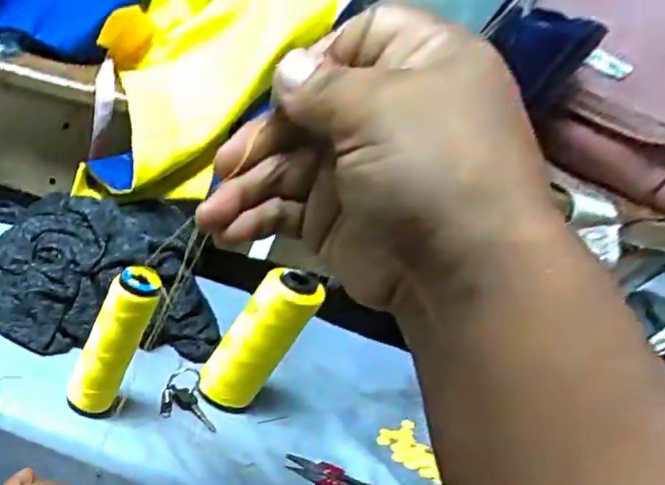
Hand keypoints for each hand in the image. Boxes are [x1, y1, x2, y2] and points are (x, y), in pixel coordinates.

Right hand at [195, 4, 565, 313]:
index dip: (315, 64)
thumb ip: (325, 88)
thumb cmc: (429, 166)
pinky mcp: (329, 219)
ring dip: (243, 192)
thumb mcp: (380, 109)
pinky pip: (282, 212)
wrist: (454, 263)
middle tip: (224, 171)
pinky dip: (254, 221)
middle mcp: (378, 115)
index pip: (357, 41)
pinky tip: (229, 235)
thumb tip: (286, 68)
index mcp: (410, 67)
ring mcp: (350, 171)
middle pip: (303, 116)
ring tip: (209, 219)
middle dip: (259, 144)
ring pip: (283, 170)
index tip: (282, 96)